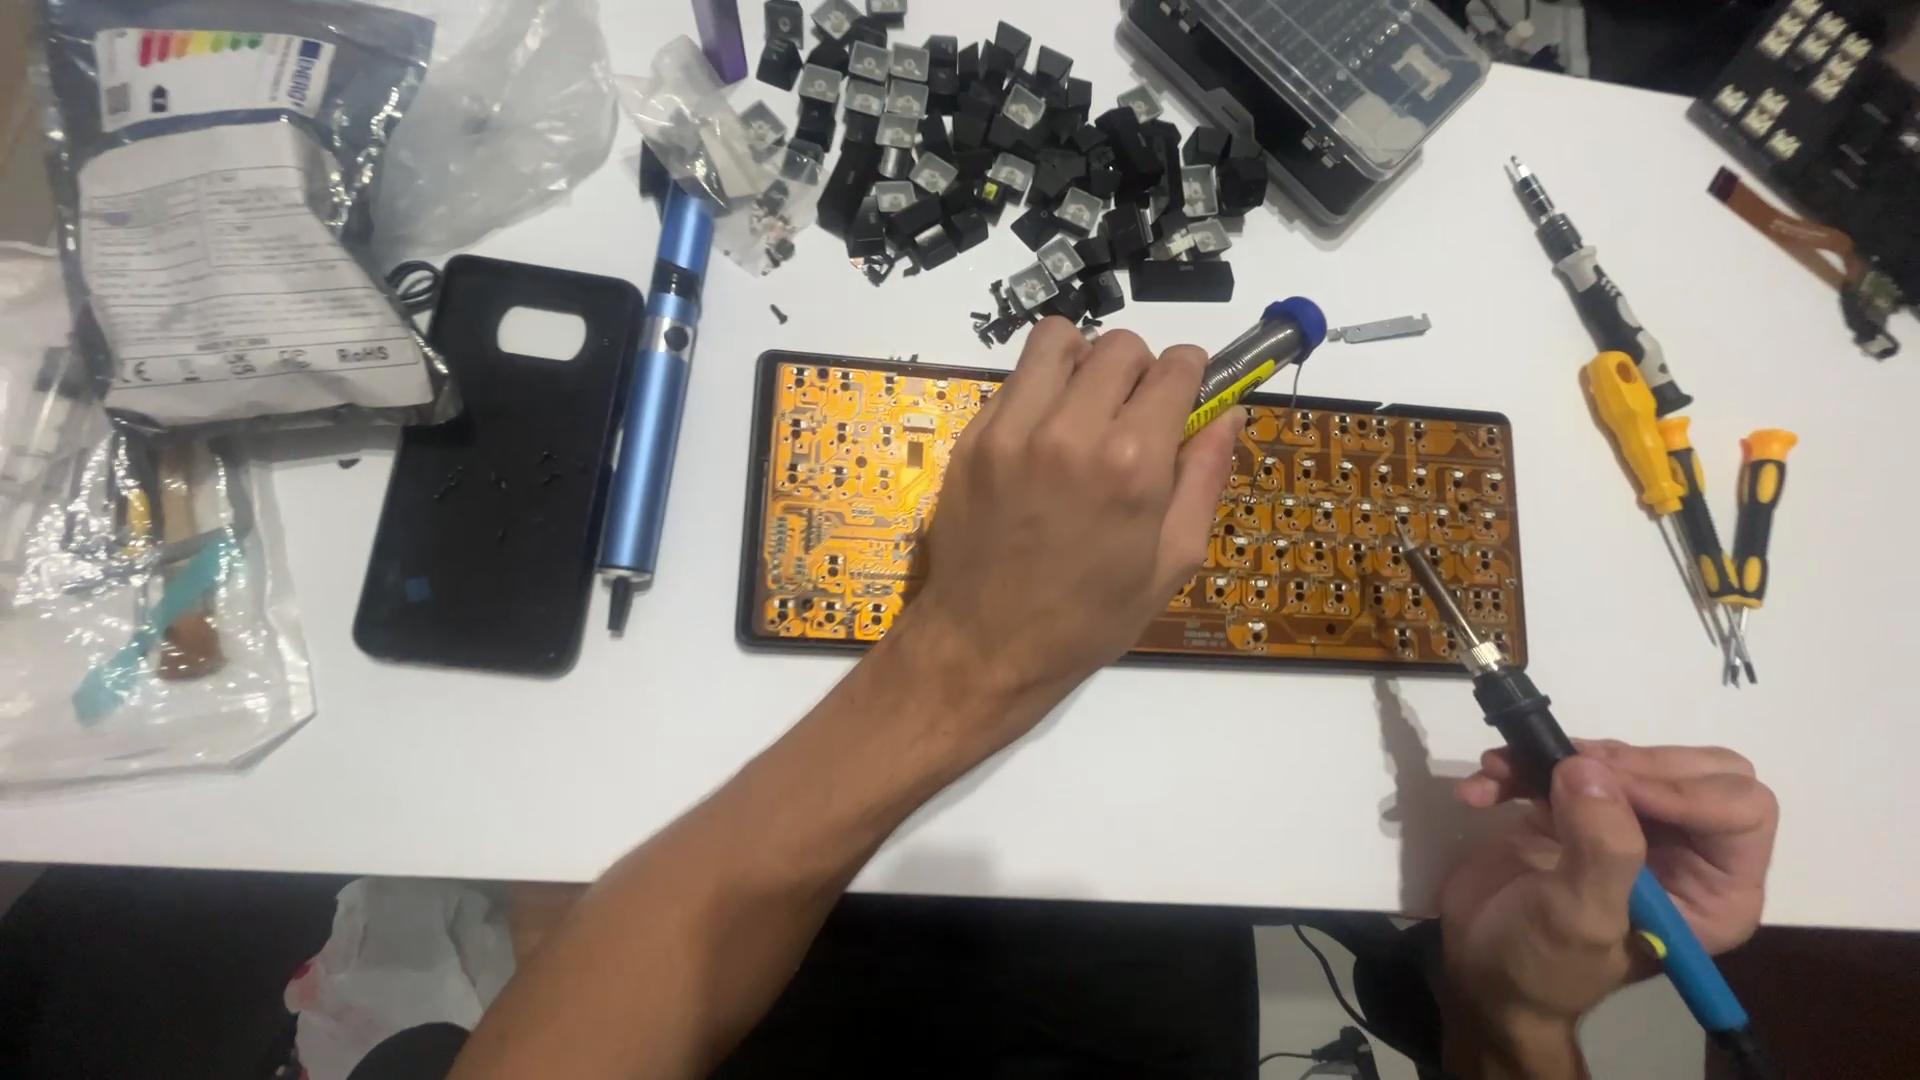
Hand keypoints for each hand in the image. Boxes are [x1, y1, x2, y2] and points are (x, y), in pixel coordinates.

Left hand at [903, 318, 1238, 715]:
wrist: (985, 645)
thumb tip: (1228, 417)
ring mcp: (1011, 430)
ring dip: (1083, 361)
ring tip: (1084, 406)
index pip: (1175, 367)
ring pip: (1057, 341)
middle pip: (1120, 346)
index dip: (1191, 373)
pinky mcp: (972, 438)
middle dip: (1141, 369)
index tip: (1186, 392)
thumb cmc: (1087, 619)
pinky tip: (1041, 435)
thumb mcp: (1170, 564)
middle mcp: (1070, 430)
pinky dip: (1037, 390)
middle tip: (1135, 411)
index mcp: (1132, 462)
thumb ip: (1204, 479)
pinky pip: (1013, 379)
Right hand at [1435, 742, 1776, 1073]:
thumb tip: (1589, 770)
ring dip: (1549, 756)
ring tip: (1499, 772)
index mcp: (1711, 887)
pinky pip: (1552, 765)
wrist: (1481, 969)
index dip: (1676, 788)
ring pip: (1617, 758)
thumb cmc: (1545, 962)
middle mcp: (1678, 851)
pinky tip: (1478, 791)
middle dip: (1620, 761)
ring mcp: (1618, 827)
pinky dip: (1511, 767)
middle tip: (1563, 771)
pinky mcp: (1563, 812)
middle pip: (1688, 770)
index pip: (1738, 809)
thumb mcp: (1580, 917)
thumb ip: (1601, 848)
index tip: (1603, 786)